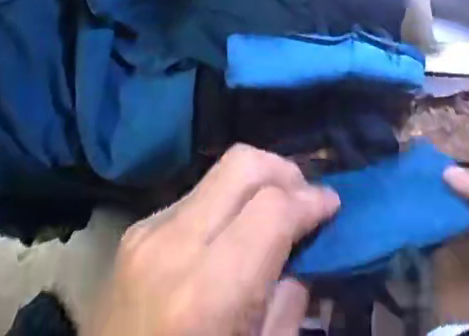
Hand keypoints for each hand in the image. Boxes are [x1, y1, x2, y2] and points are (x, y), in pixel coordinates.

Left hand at [86, 145, 340, 335]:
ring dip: (254, 184)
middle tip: (306, 199)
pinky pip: (193, 196)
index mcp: (206, 291)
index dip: (311, 200)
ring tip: (275, 213)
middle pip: (241, 165)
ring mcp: (147, 232)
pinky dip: (224, 203)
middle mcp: (173, 245)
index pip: (271, 207)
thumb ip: (286, 305)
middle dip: (283, 172)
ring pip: (216, 173)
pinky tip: (234, 233)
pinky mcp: (134, 233)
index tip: (334, 206)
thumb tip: (305, 250)